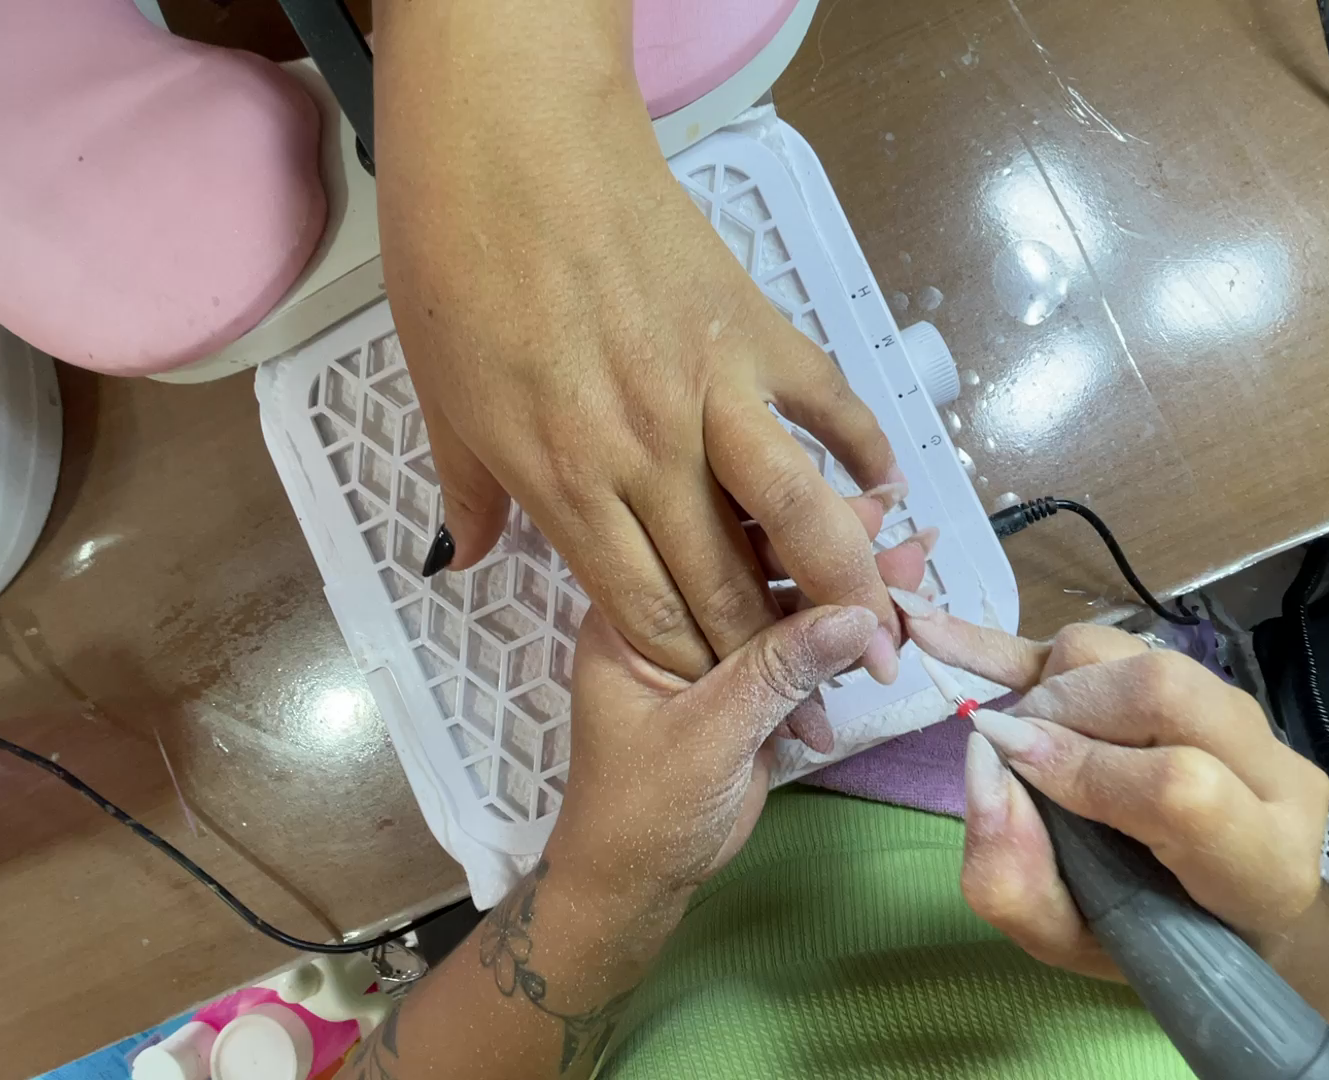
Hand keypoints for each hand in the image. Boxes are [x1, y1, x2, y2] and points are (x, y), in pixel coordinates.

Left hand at [376, 2, 903, 684]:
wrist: (510, 137)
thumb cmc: (457, 267)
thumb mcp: (441, 400)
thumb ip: (467, 496)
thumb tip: (463, 560)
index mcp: (565, 479)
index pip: (648, 609)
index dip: (693, 667)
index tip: (726, 699)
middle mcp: (648, 454)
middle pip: (728, 582)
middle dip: (775, 652)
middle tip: (823, 690)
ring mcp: (713, 391)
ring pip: (796, 512)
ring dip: (846, 578)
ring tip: (881, 623)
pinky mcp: (757, 332)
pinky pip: (830, 402)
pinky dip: (865, 445)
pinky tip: (887, 482)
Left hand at [548, 502, 932, 909]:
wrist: (642, 880)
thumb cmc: (647, 809)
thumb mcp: (710, 735)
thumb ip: (778, 672)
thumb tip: (859, 614)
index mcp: (634, 609)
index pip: (712, 544)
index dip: (785, 524)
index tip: (856, 508)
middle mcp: (674, 611)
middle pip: (759, 567)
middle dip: (830, 554)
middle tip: (899, 528)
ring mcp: (713, 644)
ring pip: (785, 605)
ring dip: (848, 596)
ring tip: (914, 568)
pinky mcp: (744, 678)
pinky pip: (797, 648)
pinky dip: (842, 643)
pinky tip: (889, 624)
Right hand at [896, 602, 1328, 979]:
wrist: (1214, 905)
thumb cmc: (1144, 934)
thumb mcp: (1073, 944)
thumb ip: (1019, 882)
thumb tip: (984, 769)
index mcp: (1260, 862)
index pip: (1181, 787)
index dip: (1082, 769)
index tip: (1010, 765)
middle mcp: (1270, 772)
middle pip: (1162, 688)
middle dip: (1062, 707)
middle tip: (1015, 745)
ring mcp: (1240, 714)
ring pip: (1133, 651)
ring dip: (1057, 680)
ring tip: (1029, 728)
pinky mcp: (1184, 677)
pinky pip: (1100, 641)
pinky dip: (1008, 639)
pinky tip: (932, 628)